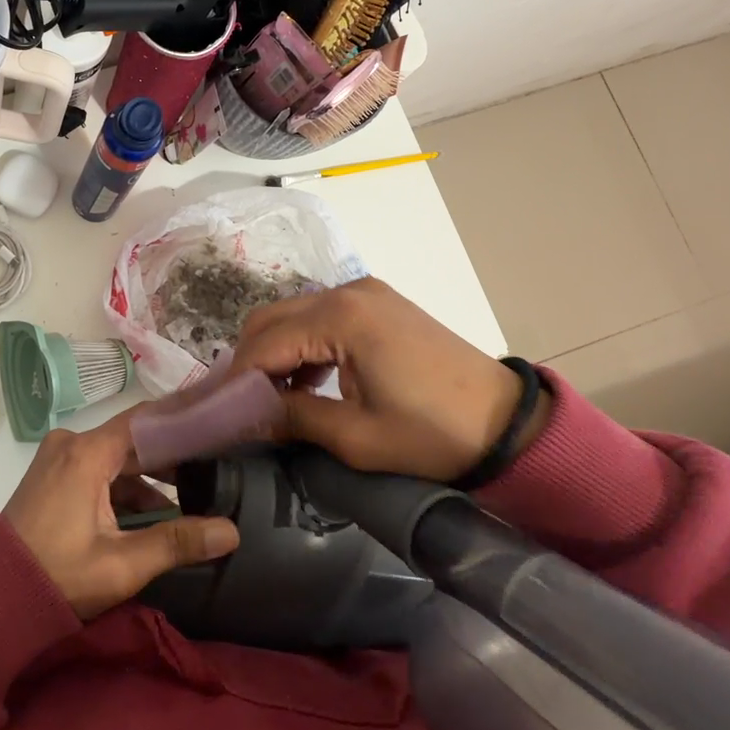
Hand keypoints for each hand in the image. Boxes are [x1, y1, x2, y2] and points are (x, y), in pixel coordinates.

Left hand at [2, 411, 239, 619]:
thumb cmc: (59, 576)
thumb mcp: (122, 564)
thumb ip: (177, 543)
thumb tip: (231, 531)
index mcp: (86, 453)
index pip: (146, 420)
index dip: (183, 419)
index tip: (220, 422)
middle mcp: (70, 444)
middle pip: (133, 441)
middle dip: (172, 459)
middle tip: (217, 470)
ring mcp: (58, 460)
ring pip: (116, 460)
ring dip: (149, 482)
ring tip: (192, 503)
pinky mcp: (52, 478)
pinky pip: (97, 472)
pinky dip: (124, 490)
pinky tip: (151, 517)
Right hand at [230, 277, 548, 481]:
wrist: (510, 425)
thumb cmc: (433, 434)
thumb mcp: (356, 437)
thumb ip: (293, 418)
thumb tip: (246, 418)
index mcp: (341, 317)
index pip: (264, 343)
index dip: (237, 380)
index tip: (219, 415)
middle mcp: (347, 292)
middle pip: (270, 319)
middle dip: (248, 362)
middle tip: (240, 407)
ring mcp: (365, 293)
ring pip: (291, 315)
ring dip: (273, 353)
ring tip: (267, 400)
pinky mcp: (378, 304)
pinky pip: (319, 317)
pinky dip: (300, 346)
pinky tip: (303, 384)